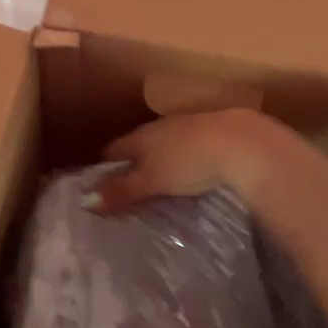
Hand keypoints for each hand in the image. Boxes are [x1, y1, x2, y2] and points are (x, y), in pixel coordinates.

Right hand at [87, 108, 293, 212]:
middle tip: (126, 190)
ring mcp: (189, 128)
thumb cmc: (189, 161)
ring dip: (159, 162)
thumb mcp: (151, 180)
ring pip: (164, 145)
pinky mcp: (215, 135)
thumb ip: (121, 189)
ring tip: (157, 186)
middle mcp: (161, 127)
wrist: (243, 144)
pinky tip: (190, 177)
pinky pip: (188, 149)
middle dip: (131, 165)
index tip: (98, 186)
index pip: (113, 149)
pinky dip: (183, 162)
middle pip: (138, 145)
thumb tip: (84, 200)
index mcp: (141, 136)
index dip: (103, 167)